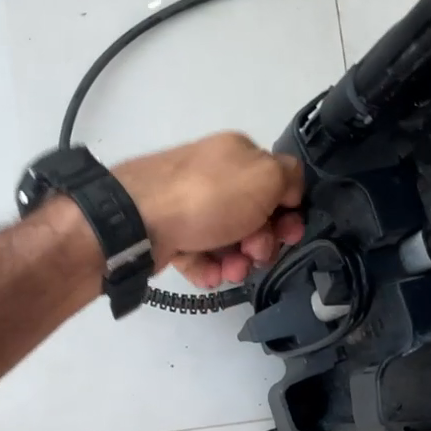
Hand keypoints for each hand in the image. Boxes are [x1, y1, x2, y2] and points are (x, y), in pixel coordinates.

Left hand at [113, 133, 306, 288]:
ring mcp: (189, 205)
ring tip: (230, 272)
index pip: (278, 182)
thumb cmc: (209, 197)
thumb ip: (290, 178)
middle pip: (254, 216)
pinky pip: (199, 254)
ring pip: (228, 240)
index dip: (290, 211)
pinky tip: (210, 276)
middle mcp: (213, 176)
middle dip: (262, 241)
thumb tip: (289, 191)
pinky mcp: (170, 233)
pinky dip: (208, 268)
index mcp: (238, 154)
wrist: (140, 221)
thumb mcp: (266, 177)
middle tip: (256, 253)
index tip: (290, 234)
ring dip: (237, 261)